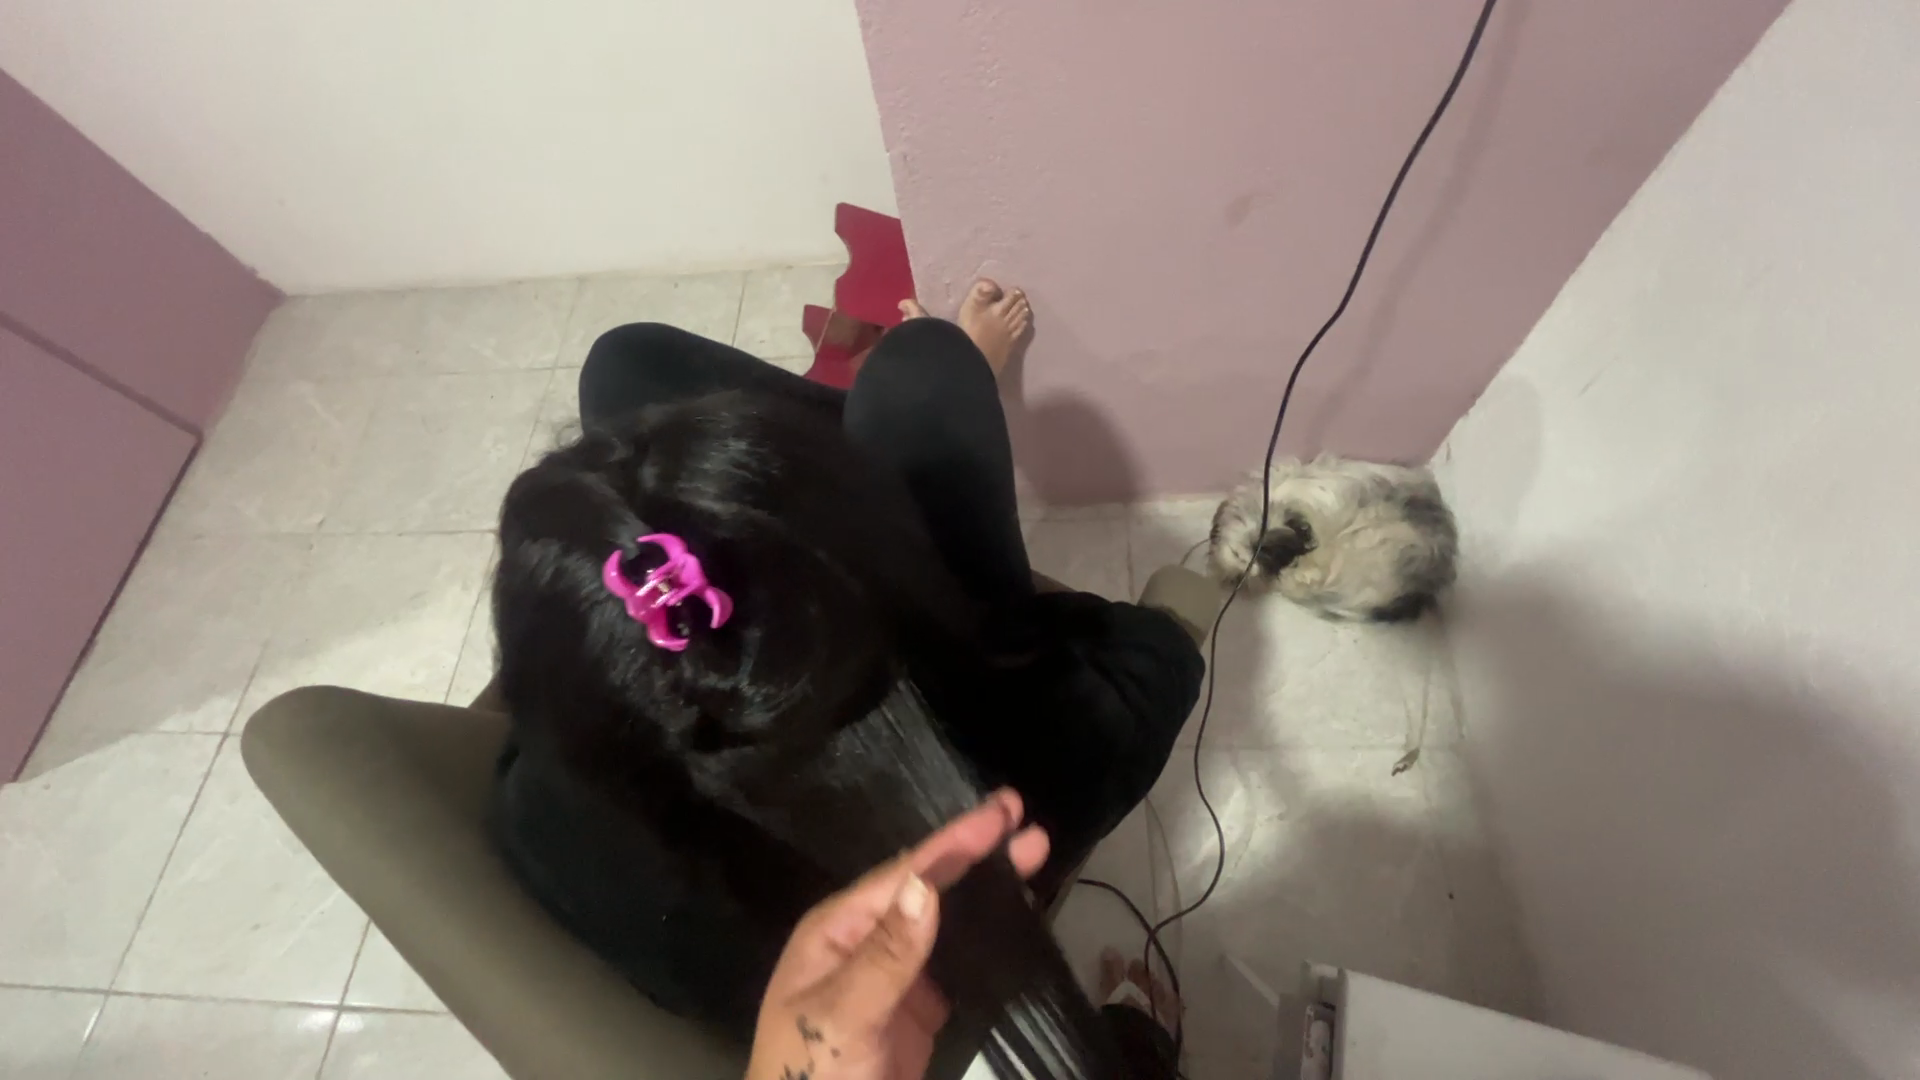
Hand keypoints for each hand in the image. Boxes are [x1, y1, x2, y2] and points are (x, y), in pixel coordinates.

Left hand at [744, 789, 1049, 1079]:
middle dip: (978, 850)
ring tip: (1031, 856)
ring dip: (989, 888)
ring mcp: (897, 974)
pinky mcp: (919, 1008)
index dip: (957, 840)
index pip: (907, 873)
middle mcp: (869, 939)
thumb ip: (884, 955)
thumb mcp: (839, 1017)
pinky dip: (989, 936)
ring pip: (949, 918)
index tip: (1003, 810)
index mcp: (841, 927)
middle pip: (931, 885)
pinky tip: (1017, 920)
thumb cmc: (811, 1077)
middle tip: (1023, 817)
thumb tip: (924, 883)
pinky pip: (959, 959)